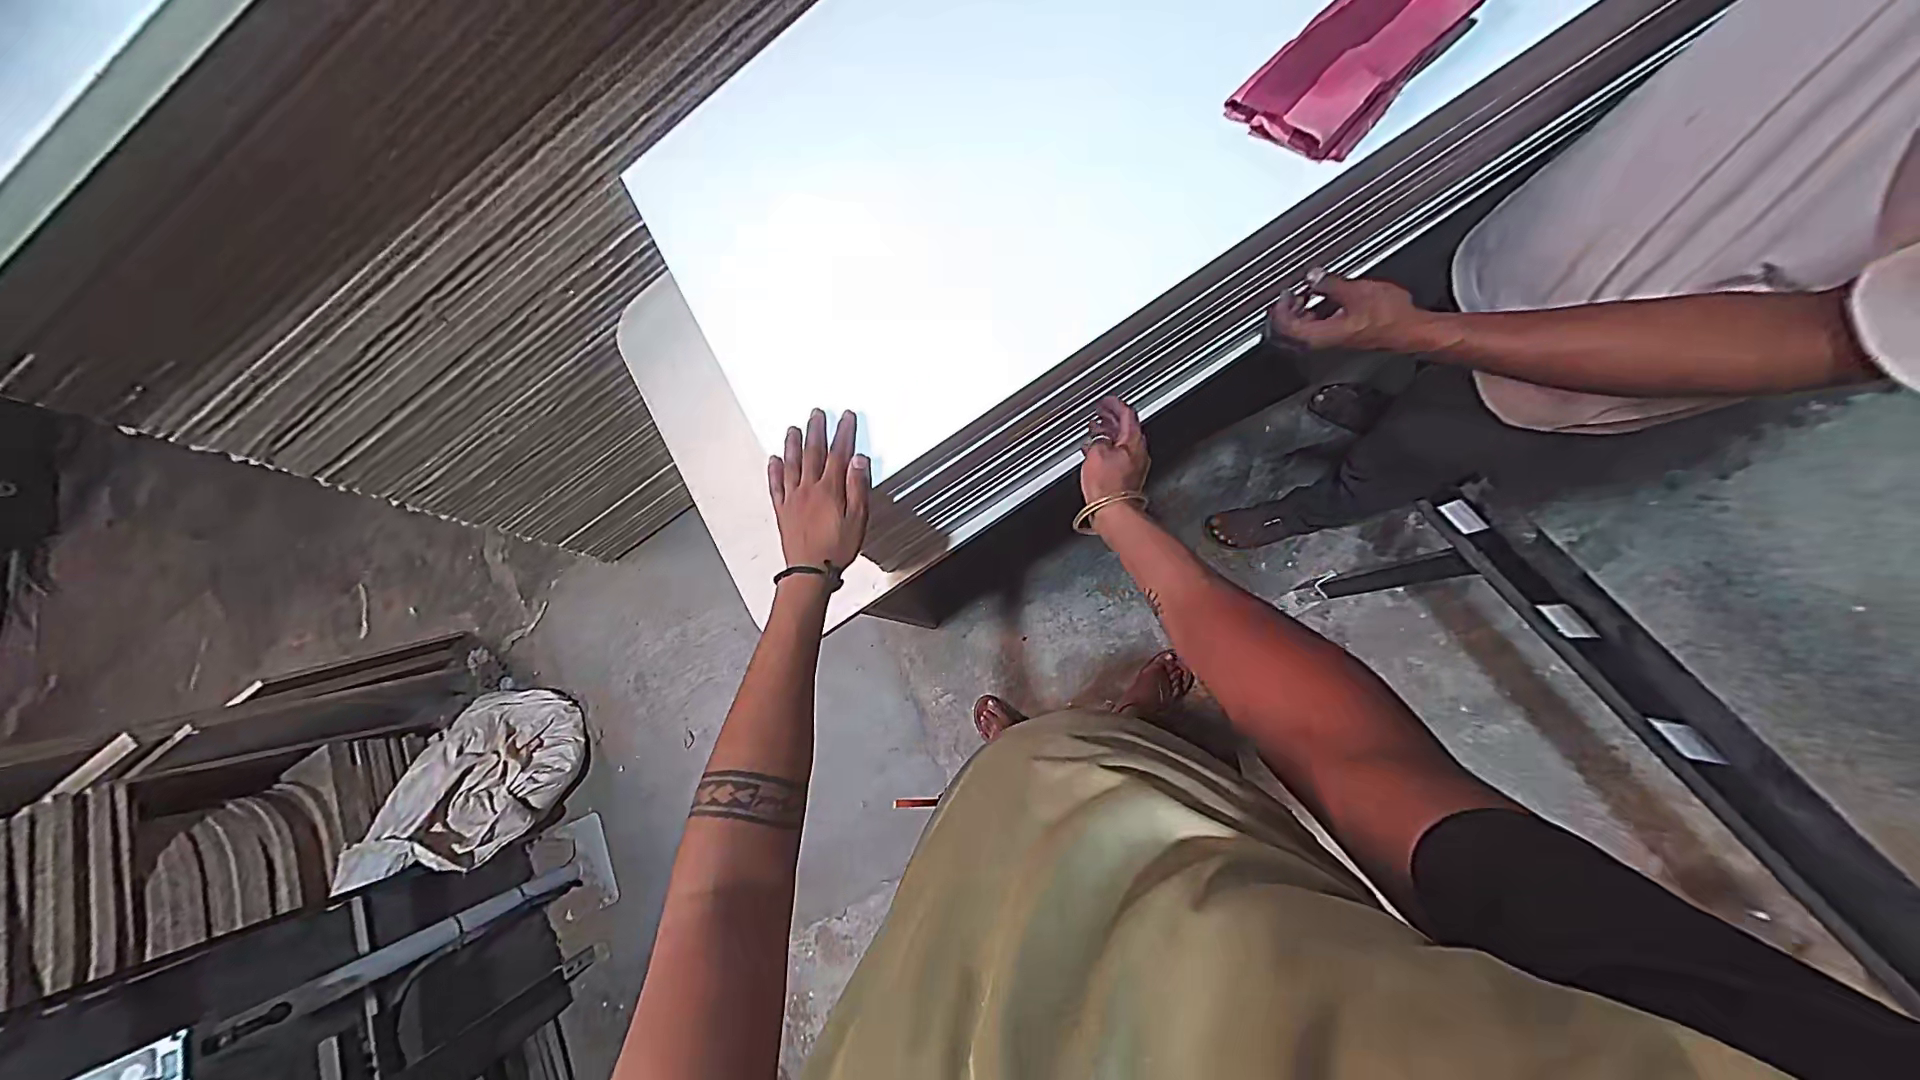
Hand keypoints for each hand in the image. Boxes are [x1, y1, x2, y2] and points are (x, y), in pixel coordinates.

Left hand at [768, 409, 869, 571]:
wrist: (809, 572)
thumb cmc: (835, 549)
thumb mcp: (858, 519)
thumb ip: (857, 488)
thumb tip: (858, 461)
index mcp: (829, 490)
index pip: (838, 454)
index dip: (843, 434)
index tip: (846, 419)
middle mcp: (808, 489)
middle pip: (813, 453)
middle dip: (817, 431)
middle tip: (817, 414)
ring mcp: (793, 499)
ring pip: (792, 464)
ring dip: (793, 444)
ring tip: (794, 429)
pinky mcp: (783, 510)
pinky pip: (776, 485)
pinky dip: (774, 470)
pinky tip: (774, 460)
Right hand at [1079, 396, 1148, 503]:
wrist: (1112, 510)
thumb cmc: (1107, 485)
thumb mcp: (1096, 453)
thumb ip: (1098, 439)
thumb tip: (1097, 438)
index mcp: (1133, 441)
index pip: (1127, 414)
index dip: (1115, 405)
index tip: (1107, 401)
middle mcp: (1138, 452)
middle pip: (1126, 428)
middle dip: (1111, 420)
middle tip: (1099, 414)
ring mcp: (1135, 465)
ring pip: (1122, 442)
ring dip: (1108, 435)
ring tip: (1094, 432)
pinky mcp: (1129, 477)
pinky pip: (1119, 456)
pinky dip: (1108, 450)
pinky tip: (1096, 454)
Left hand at [1269, 270, 1434, 351]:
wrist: (1409, 330)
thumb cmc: (1390, 318)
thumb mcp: (1357, 292)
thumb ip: (1330, 284)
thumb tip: (1313, 276)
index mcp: (1318, 336)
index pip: (1284, 327)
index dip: (1280, 309)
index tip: (1284, 294)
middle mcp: (1318, 343)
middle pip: (1286, 332)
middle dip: (1285, 312)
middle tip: (1289, 294)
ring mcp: (1327, 342)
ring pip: (1298, 331)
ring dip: (1297, 313)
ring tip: (1304, 295)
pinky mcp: (1336, 338)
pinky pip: (1312, 329)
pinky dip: (1310, 315)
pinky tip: (1319, 302)